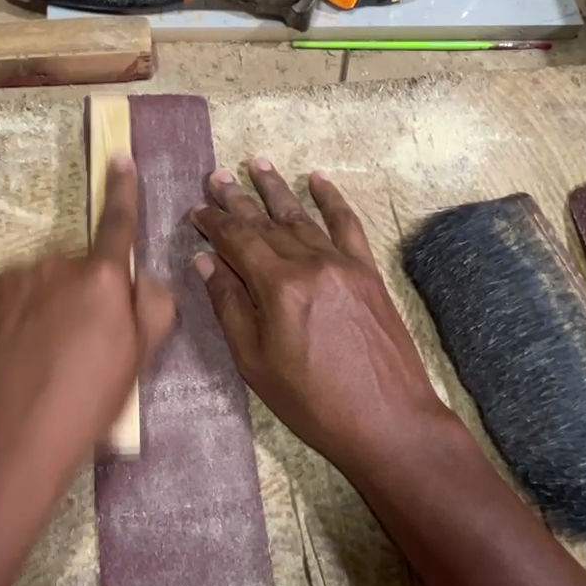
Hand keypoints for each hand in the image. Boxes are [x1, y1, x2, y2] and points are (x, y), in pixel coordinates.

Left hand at [0, 154, 176, 493]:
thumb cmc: (82, 408)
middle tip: (73, 350)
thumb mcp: (137, 365)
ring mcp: (9, 278)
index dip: (123, 190)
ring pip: (35, 285)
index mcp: (103, 279)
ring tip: (33, 362)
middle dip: (78, 297)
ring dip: (39, 309)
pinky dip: (4, 320)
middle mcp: (56, 265)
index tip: (120, 158)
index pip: (119, 223)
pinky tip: (3, 357)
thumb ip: (152, 309)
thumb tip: (143, 277)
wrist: (1, 444)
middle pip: (75, 271)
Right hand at [190, 159, 456, 475]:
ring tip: (257, 163)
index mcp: (278, 286)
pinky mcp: (367, 271)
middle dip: (236, 198)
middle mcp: (310, 263)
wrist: (389, 422)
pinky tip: (318, 179)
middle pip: (265, 221)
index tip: (195, 210)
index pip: (237, 240)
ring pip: (301, 216)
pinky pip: (347, 224)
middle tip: (216, 175)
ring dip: (275, 189)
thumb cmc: (312, 401)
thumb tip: (205, 260)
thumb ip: (229, 306)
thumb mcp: (255, 363)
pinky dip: (331, 199)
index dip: (212, 223)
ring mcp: (342, 263)